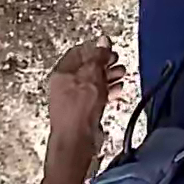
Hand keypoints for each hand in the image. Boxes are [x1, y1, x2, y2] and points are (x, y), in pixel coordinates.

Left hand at [42, 40, 123, 183]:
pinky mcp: (81, 113)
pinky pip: (95, 96)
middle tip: (117, 62)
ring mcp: (72, 100)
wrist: (76, 142)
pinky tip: (117, 91)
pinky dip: (107, 91)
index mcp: (62, 72)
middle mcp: (64, 85)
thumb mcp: (93, 75)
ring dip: (108, 77)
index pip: (80, 52)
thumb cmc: (79, 110)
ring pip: (92, 82)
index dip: (96, 49)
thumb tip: (103, 41)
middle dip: (104, 64)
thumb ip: (99, 56)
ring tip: (122, 75)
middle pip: (87, 67)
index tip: (110, 49)